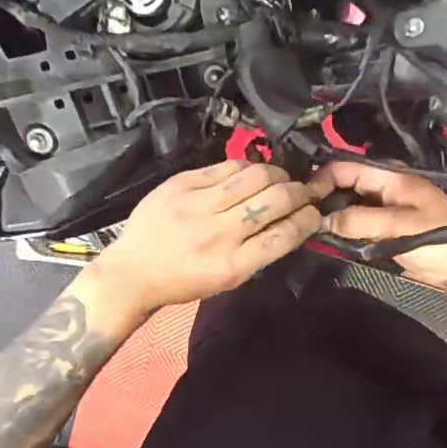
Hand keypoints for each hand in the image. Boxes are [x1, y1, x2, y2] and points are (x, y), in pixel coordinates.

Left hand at [85, 160, 332, 316]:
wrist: (132, 271)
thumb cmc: (185, 281)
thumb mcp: (229, 279)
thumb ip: (261, 252)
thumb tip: (293, 221)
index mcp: (234, 265)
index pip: (286, 235)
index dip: (308, 219)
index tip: (314, 213)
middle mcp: (219, 233)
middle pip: (275, 200)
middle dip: (300, 192)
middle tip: (305, 191)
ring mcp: (198, 204)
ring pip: (254, 176)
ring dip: (278, 174)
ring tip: (282, 177)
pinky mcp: (180, 183)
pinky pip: (226, 166)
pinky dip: (247, 167)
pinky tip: (253, 172)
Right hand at [316, 161, 446, 292]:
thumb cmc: (440, 239)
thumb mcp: (398, 227)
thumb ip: (359, 221)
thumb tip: (323, 220)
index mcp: (393, 179)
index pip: (348, 167)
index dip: (323, 177)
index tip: (304, 197)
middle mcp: (388, 190)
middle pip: (348, 185)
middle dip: (326, 197)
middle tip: (303, 215)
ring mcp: (388, 211)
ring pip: (352, 206)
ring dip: (334, 215)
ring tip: (311, 227)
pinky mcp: (389, 231)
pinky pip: (361, 224)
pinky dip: (347, 229)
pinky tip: (331, 238)